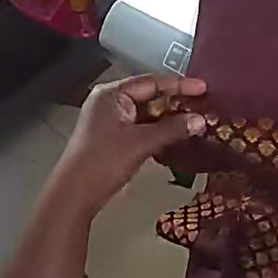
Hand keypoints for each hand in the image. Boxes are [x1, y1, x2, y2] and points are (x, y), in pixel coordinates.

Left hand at [44, 75, 207, 220]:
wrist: (74, 194)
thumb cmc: (104, 161)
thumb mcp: (141, 143)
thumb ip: (172, 129)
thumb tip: (201, 120)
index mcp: (112, 94)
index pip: (151, 83)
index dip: (179, 85)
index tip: (203, 87)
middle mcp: (110, 101)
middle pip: (149, 96)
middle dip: (175, 102)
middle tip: (202, 105)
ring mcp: (110, 120)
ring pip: (146, 113)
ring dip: (168, 119)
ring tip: (195, 121)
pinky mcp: (113, 137)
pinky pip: (141, 126)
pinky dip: (158, 130)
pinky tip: (177, 136)